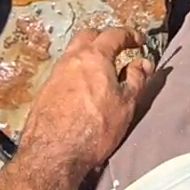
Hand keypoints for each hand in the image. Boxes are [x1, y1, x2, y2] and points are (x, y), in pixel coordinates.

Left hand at [16, 28, 152, 179]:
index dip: (130, 35)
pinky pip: (64, 72)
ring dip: (89, 56)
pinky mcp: (45, 91)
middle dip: (105, 39)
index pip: (115, 34)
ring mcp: (55, 74)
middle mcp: (72, 59)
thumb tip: (144, 62)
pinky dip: (77, 73)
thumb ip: (137, 79)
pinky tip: (83, 90)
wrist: (52, 156)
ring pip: (74, 54)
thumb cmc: (95, 128)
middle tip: (117, 50)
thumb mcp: (126, 104)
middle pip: (89, 36)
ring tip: (101, 73)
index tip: (140, 41)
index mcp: (95, 56)